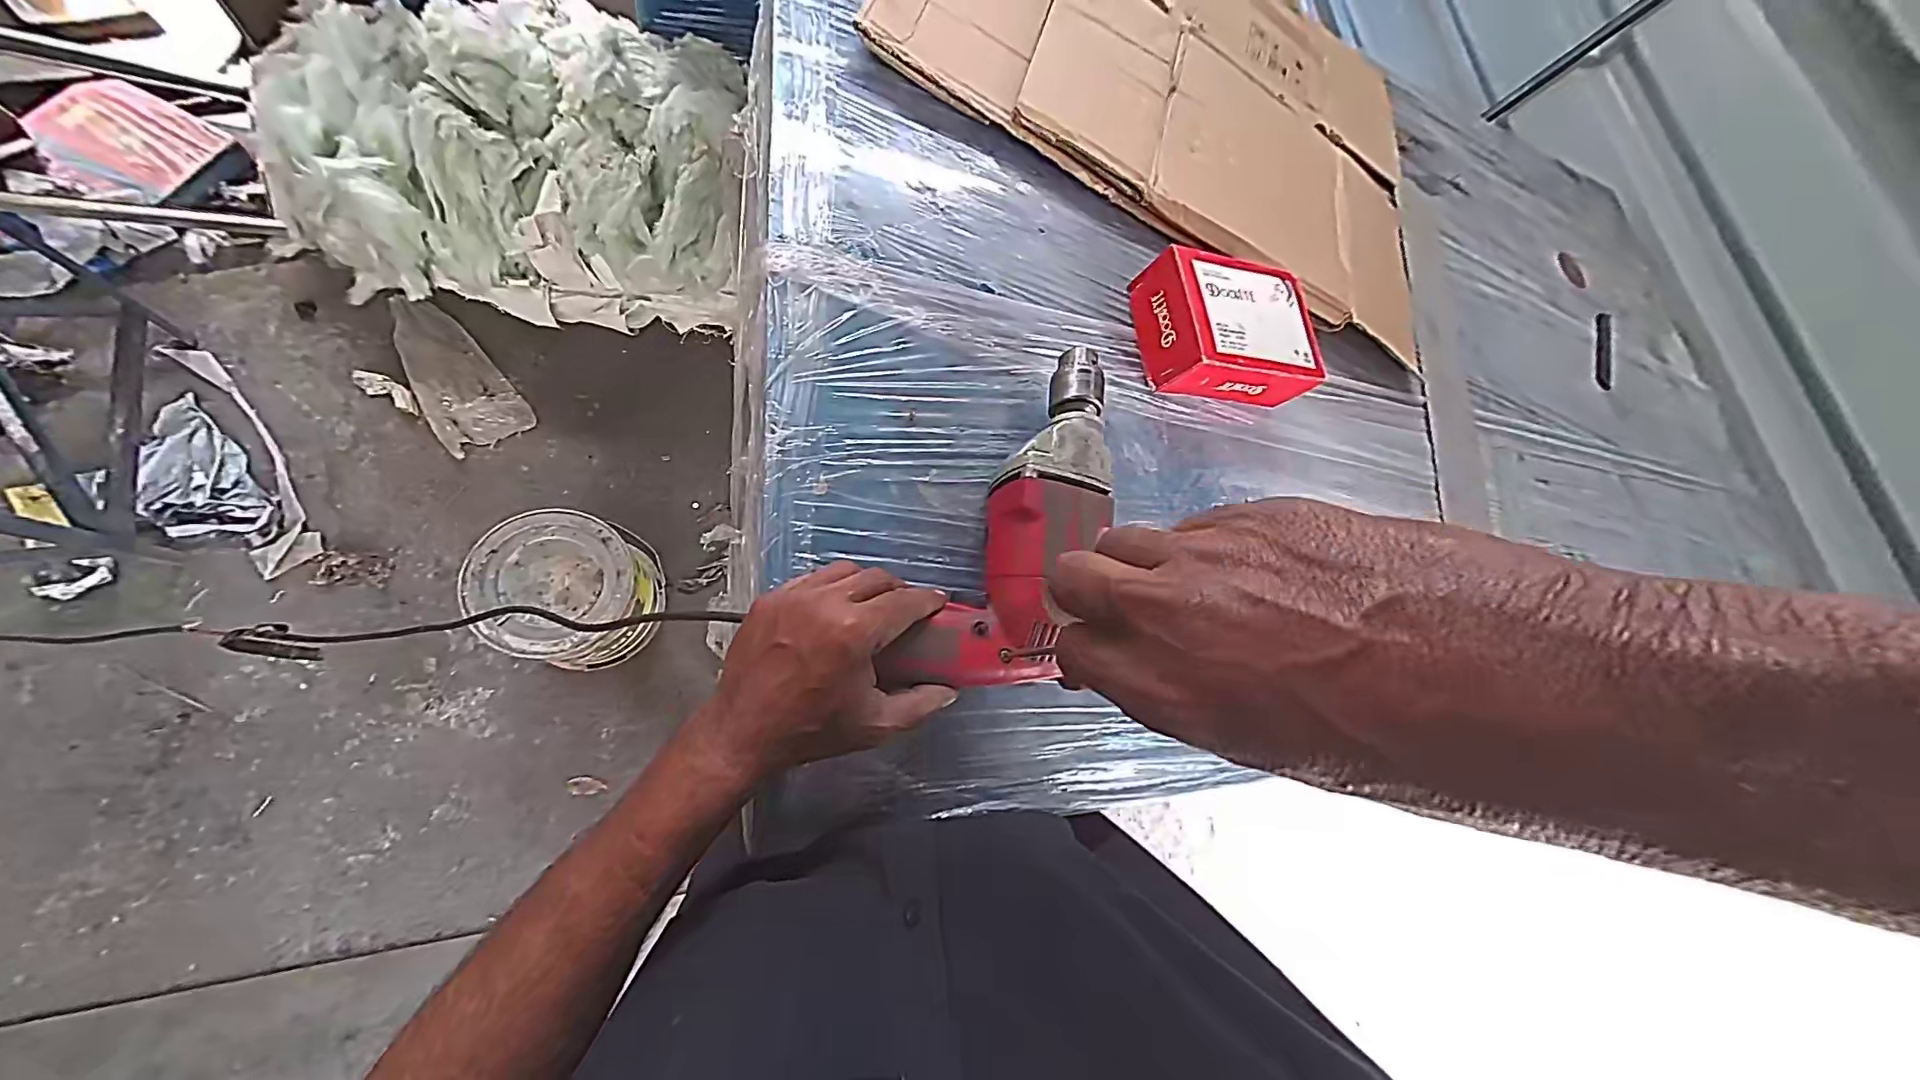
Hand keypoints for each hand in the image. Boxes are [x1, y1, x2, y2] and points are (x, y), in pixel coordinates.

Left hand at [685, 561, 957, 783]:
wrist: (742, 733)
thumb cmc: (808, 730)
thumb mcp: (874, 725)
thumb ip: (920, 704)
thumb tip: (946, 691)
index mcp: (853, 632)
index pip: (905, 601)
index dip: (928, 601)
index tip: (937, 605)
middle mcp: (823, 604)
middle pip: (878, 578)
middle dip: (899, 591)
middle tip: (906, 611)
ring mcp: (793, 597)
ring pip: (845, 571)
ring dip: (866, 585)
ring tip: (871, 608)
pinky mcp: (771, 599)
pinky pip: (813, 578)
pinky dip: (832, 587)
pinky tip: (834, 609)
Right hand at [1048, 498, 1573, 772]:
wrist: (1524, 679)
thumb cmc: (1406, 745)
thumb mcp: (1267, 747)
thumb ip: (1188, 696)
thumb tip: (1159, 669)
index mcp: (1173, 689)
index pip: (1072, 648)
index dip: (1080, 649)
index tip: (1092, 649)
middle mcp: (1176, 612)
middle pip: (1075, 574)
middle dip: (1084, 591)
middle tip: (1115, 605)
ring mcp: (1216, 552)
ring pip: (1127, 537)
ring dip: (1140, 562)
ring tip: (1190, 586)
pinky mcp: (1267, 511)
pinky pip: (1200, 524)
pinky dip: (1206, 546)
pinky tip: (1257, 571)